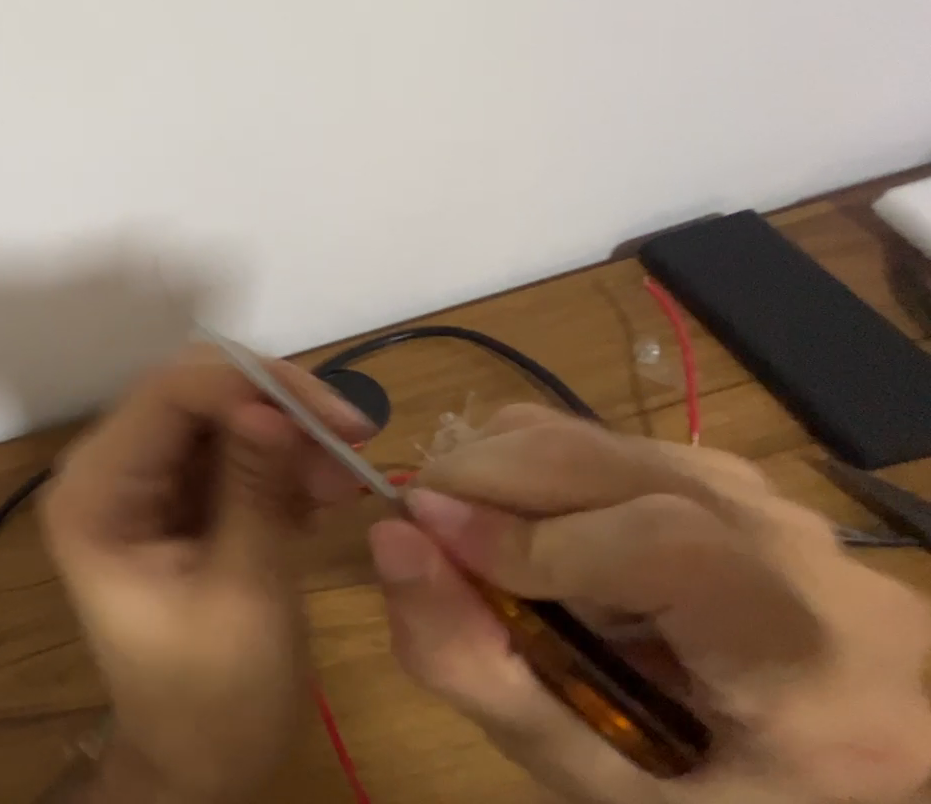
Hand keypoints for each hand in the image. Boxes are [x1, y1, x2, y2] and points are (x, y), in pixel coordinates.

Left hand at [40, 344, 375, 802]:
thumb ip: (255, 491)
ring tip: (345, 480)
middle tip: (353, 439)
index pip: (166, 396)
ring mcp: (136, 478)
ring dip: (285, 435)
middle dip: (274, 407)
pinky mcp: (170, 494)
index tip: (335, 418)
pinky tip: (322, 493)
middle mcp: (103, 469)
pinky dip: (277, 461)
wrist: (194, 760)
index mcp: (93, 492)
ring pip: (215, 416)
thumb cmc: (213, 701)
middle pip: (190, 395)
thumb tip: (273, 404)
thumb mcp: (245, 595)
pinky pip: (226, 450)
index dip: (249, 387)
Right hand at [370, 404, 930, 802]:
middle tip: (418, 518)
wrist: (784, 746)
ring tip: (471, 532)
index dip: (528, 535)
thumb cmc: (683, 785)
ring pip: (596, 436)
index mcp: (813, 676)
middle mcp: (818, 568)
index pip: (669, 550)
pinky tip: (527, 524)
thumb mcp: (574, 768)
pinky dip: (528, 464)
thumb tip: (387, 536)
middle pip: (612, 466)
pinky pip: (599, 436)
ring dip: (497, 467)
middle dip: (481, 475)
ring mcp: (778, 508)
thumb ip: (471, 664)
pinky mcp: (734, 476)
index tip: (423, 535)